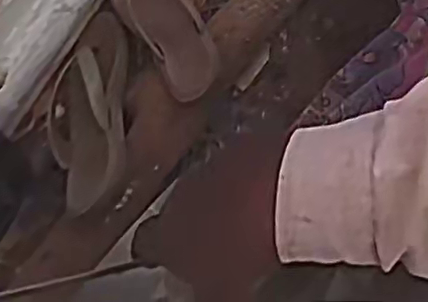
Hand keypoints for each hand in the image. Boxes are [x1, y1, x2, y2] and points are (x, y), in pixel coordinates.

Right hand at [135, 132, 288, 301]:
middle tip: (213, 239)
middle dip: (192, 218)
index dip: (153, 250)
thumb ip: (202, 290)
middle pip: (178, 205)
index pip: (144, 242)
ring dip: (220, 193)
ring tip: (242, 214)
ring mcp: (214, 160)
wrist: (283, 191)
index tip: (167, 258)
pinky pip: (237, 161)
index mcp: (167, 232)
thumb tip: (204, 290)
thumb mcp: (221, 290)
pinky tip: (263, 190)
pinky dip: (245, 174)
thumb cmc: (245, 251)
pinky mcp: (244, 141)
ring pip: (208, 179)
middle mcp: (183, 190)